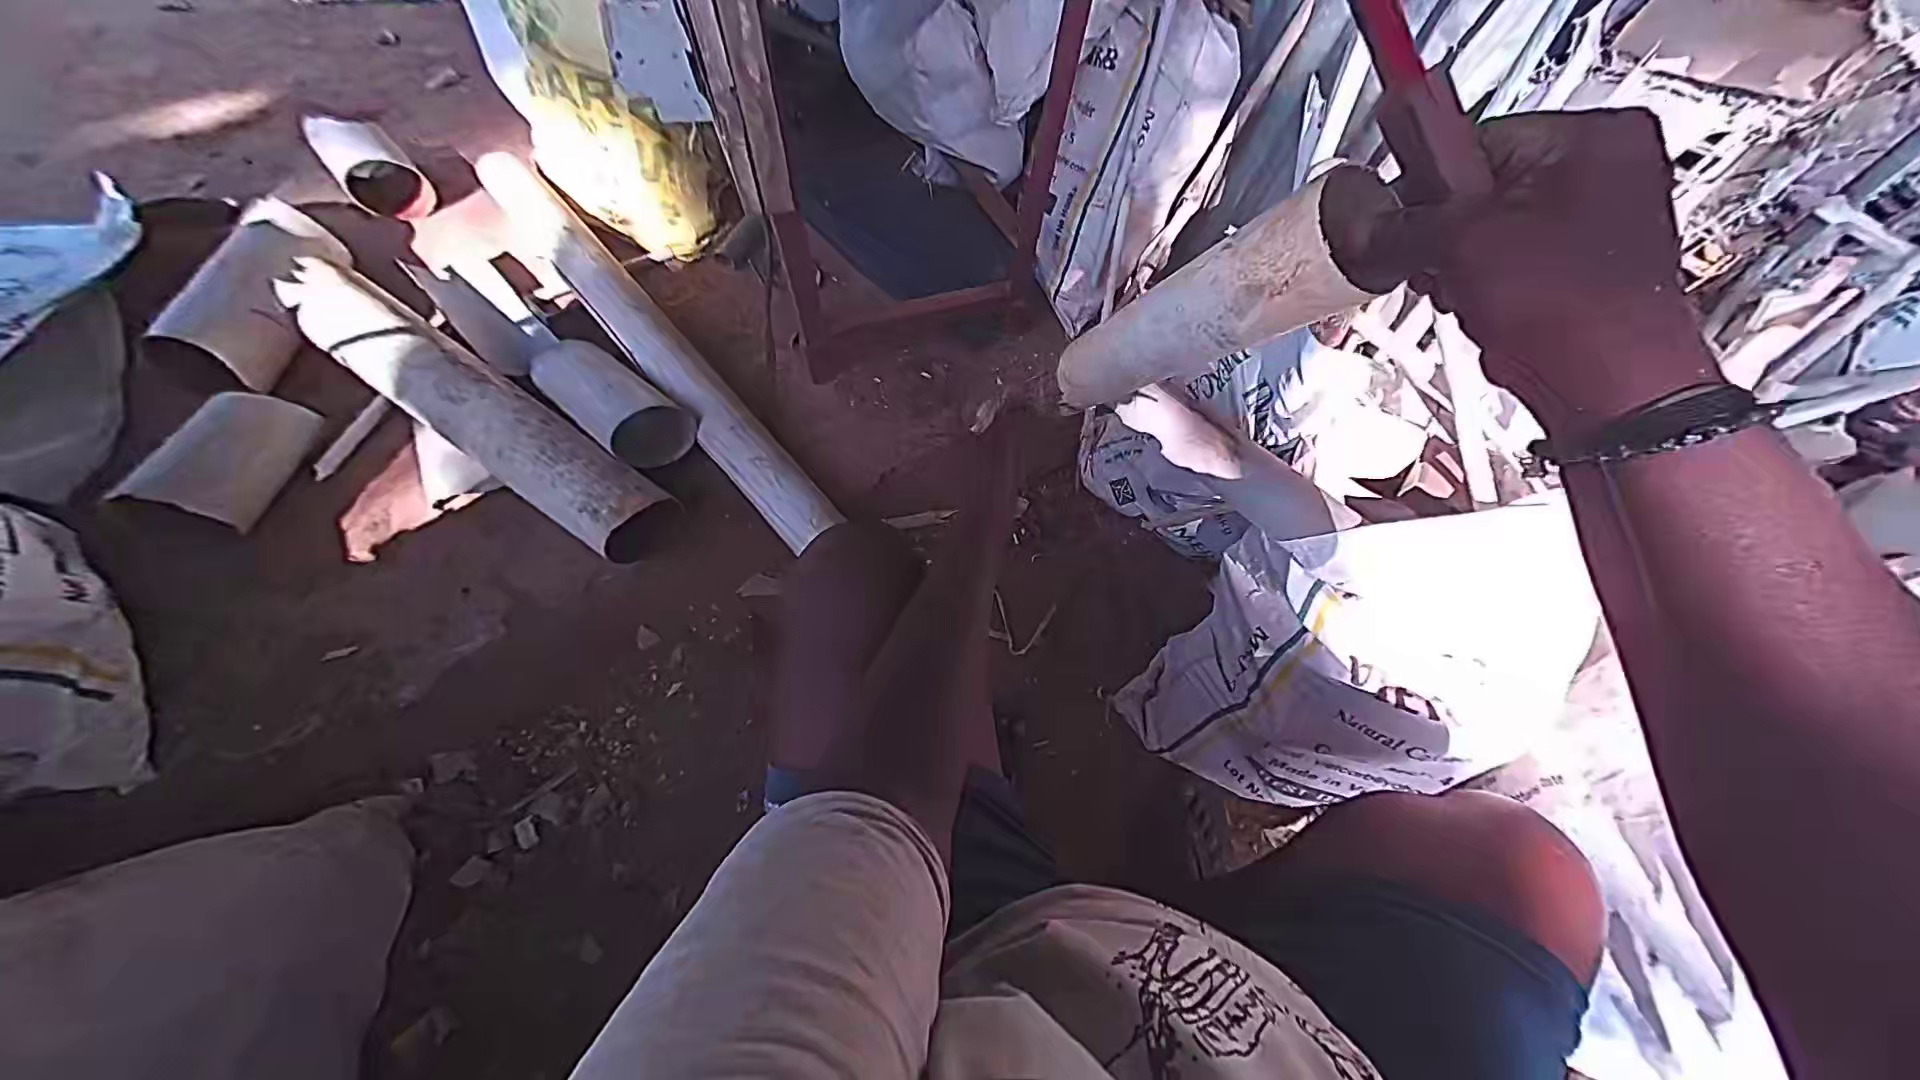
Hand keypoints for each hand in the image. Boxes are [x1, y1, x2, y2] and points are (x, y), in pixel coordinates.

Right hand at [1387, 109, 1723, 435]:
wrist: (1603, 379)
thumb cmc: (1575, 307)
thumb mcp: (1464, 245)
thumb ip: (1406, 225)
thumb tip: (1368, 222)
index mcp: (1594, 140)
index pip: (1473, 139)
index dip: (1422, 182)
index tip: (1394, 209)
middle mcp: (1599, 174)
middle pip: (1474, 191)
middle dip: (1439, 234)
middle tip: (1440, 260)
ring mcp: (1584, 225)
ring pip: (1479, 233)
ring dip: (1453, 266)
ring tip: (1467, 290)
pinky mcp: (1564, 270)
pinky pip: (1493, 265)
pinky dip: (1473, 287)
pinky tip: (1478, 306)